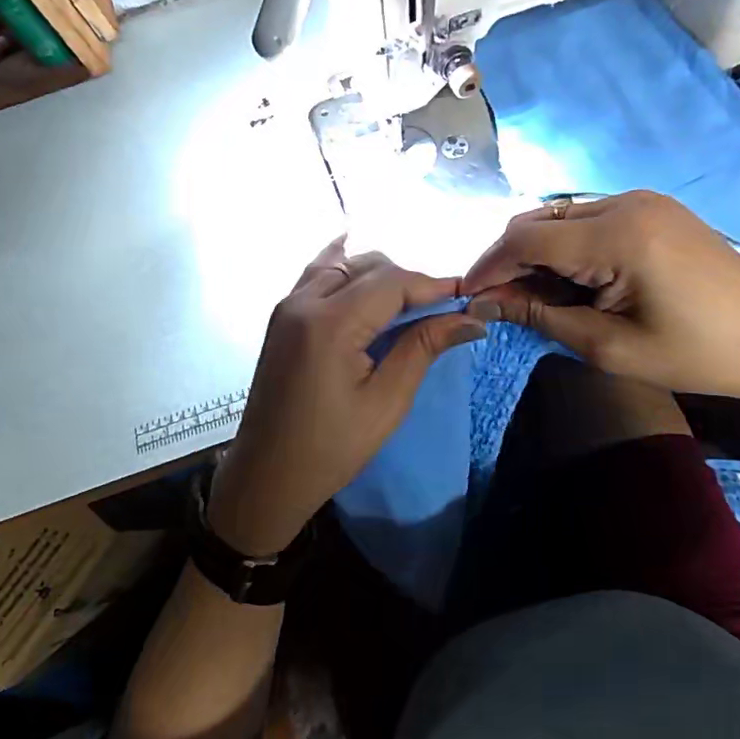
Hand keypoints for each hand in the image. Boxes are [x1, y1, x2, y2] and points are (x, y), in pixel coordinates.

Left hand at [209, 240, 486, 555]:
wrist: (267, 476)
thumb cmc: (331, 448)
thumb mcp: (387, 402)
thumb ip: (424, 348)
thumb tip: (472, 318)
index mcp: (330, 325)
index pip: (392, 281)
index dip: (433, 285)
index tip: (467, 298)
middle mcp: (303, 302)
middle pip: (368, 265)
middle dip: (409, 280)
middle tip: (441, 309)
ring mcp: (287, 305)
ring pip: (343, 263)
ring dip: (380, 274)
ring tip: (409, 304)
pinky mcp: (282, 316)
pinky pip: (320, 274)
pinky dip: (350, 272)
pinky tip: (370, 284)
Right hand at [462, 191, 739, 430]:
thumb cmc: (698, 355)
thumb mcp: (610, 347)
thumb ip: (543, 317)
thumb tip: (489, 304)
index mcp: (618, 233)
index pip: (525, 237)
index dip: (488, 266)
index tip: (468, 297)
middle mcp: (627, 202)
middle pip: (541, 220)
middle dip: (510, 260)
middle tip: (497, 304)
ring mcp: (645, 201)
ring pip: (565, 217)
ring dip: (539, 254)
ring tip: (532, 299)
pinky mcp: (657, 210)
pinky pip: (593, 220)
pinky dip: (569, 248)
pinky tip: (570, 282)